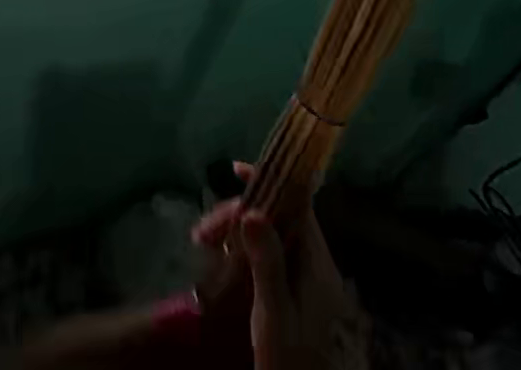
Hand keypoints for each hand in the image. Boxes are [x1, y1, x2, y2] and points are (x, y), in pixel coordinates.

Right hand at [191, 163, 346, 369]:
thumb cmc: (289, 361)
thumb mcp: (274, 313)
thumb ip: (267, 263)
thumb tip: (252, 210)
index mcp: (317, 264)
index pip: (297, 205)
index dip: (270, 181)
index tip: (235, 170)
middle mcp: (313, 265)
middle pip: (277, 218)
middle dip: (238, 213)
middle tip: (202, 231)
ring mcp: (302, 279)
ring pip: (268, 235)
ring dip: (235, 230)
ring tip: (202, 242)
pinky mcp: (290, 293)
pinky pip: (266, 255)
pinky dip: (241, 248)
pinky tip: (219, 257)